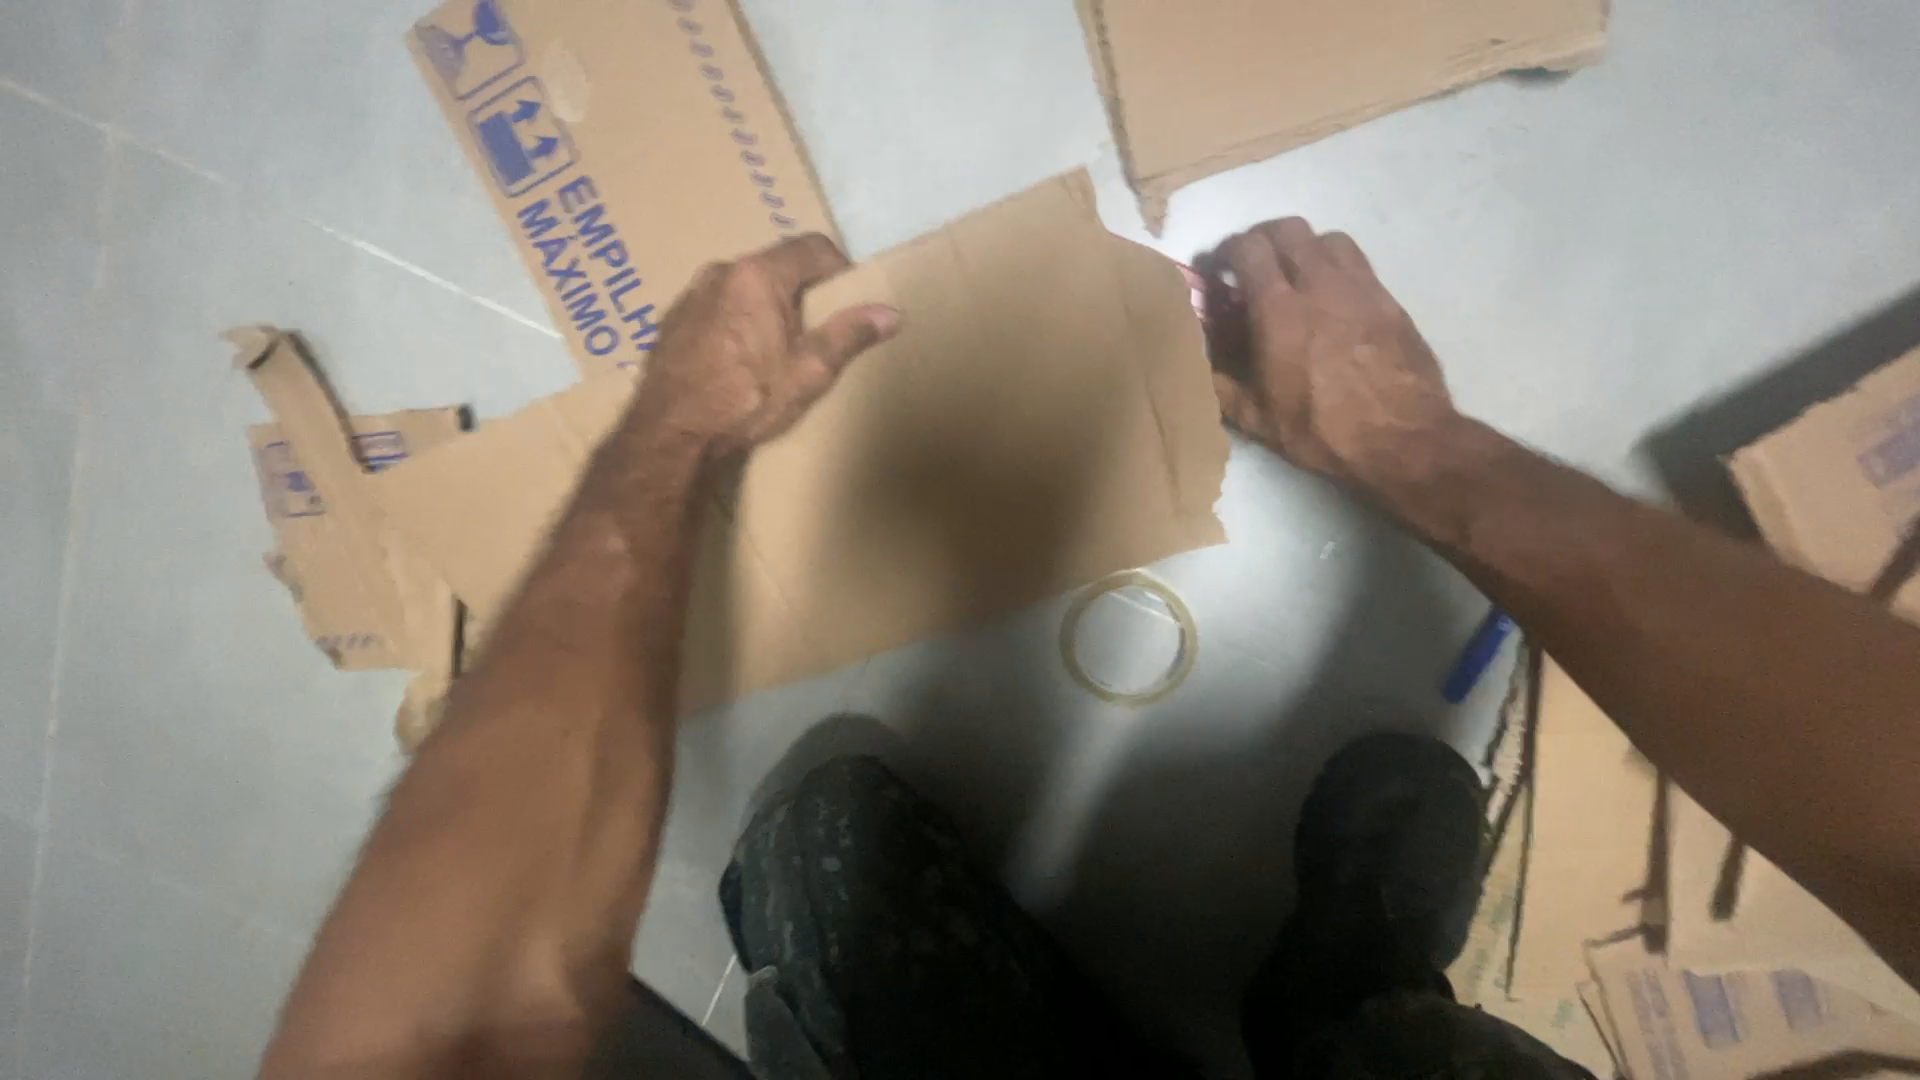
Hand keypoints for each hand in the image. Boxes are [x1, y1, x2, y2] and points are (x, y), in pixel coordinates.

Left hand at [632, 233, 900, 456]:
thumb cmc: (746, 400)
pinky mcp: (671, 321)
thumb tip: (891, 313)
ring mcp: (690, 294)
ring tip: (775, 350)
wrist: (670, 432)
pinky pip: (715, 307)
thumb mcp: (808, 372)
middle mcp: (720, 272)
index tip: (850, 297)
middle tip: (816, 331)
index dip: (839, 267)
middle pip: (775, 266)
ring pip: (742, 287)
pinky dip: (734, 322)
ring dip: (765, 307)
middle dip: (801, 292)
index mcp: (758, 276)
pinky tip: (736, 361)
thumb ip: (848, 335)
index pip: (812, 247)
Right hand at [1207, 219, 1460, 488]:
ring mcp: (1360, 287)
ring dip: (1302, 247)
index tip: (1216, 270)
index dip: (1226, 251)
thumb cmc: (1320, 431)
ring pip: (1326, 238)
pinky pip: (1356, 262)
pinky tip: (1328, 298)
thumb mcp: (1256, 419)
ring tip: (1292, 275)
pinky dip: (1334, 266)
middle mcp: (1319, 286)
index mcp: (1279, 312)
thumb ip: (1221, 386)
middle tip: (1250, 265)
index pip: (1248, 249)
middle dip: (1262, 238)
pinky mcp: (1388, 299)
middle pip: (1288, 229)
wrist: (1400, 439)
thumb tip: (1197, 365)